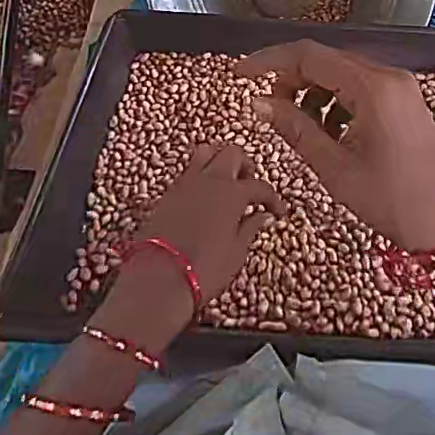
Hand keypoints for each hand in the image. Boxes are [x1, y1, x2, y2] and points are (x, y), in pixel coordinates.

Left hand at [96, 144, 283, 350]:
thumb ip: (250, 228)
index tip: (277, 212)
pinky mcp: (166, 196)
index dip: (272, 198)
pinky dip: (200, 179)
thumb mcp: (236, 252)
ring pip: (205, 154)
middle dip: (245, 166)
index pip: (260, 186)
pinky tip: (204, 201)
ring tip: (226, 187)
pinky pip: (187, 174)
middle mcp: (209, 181)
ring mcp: (184, 185)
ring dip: (219, 163)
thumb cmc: (203, 269)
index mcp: (232, 192)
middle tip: (250, 188)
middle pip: (232, 154)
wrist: (157, 281)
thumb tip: (261, 217)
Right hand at [237, 41, 434, 252]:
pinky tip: (331, 131)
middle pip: (327, 60)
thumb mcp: (334, 167)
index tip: (241, 75)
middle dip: (292, 79)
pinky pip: (361, 86)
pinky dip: (337, 100)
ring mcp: (401, 86)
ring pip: (343, 73)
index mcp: (374, 88)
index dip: (270, 62)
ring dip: (314, 91)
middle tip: (270, 110)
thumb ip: (295, 128)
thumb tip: (259, 104)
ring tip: (303, 127)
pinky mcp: (405, 99)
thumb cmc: (390, 200)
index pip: (309, 55)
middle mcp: (390, 76)